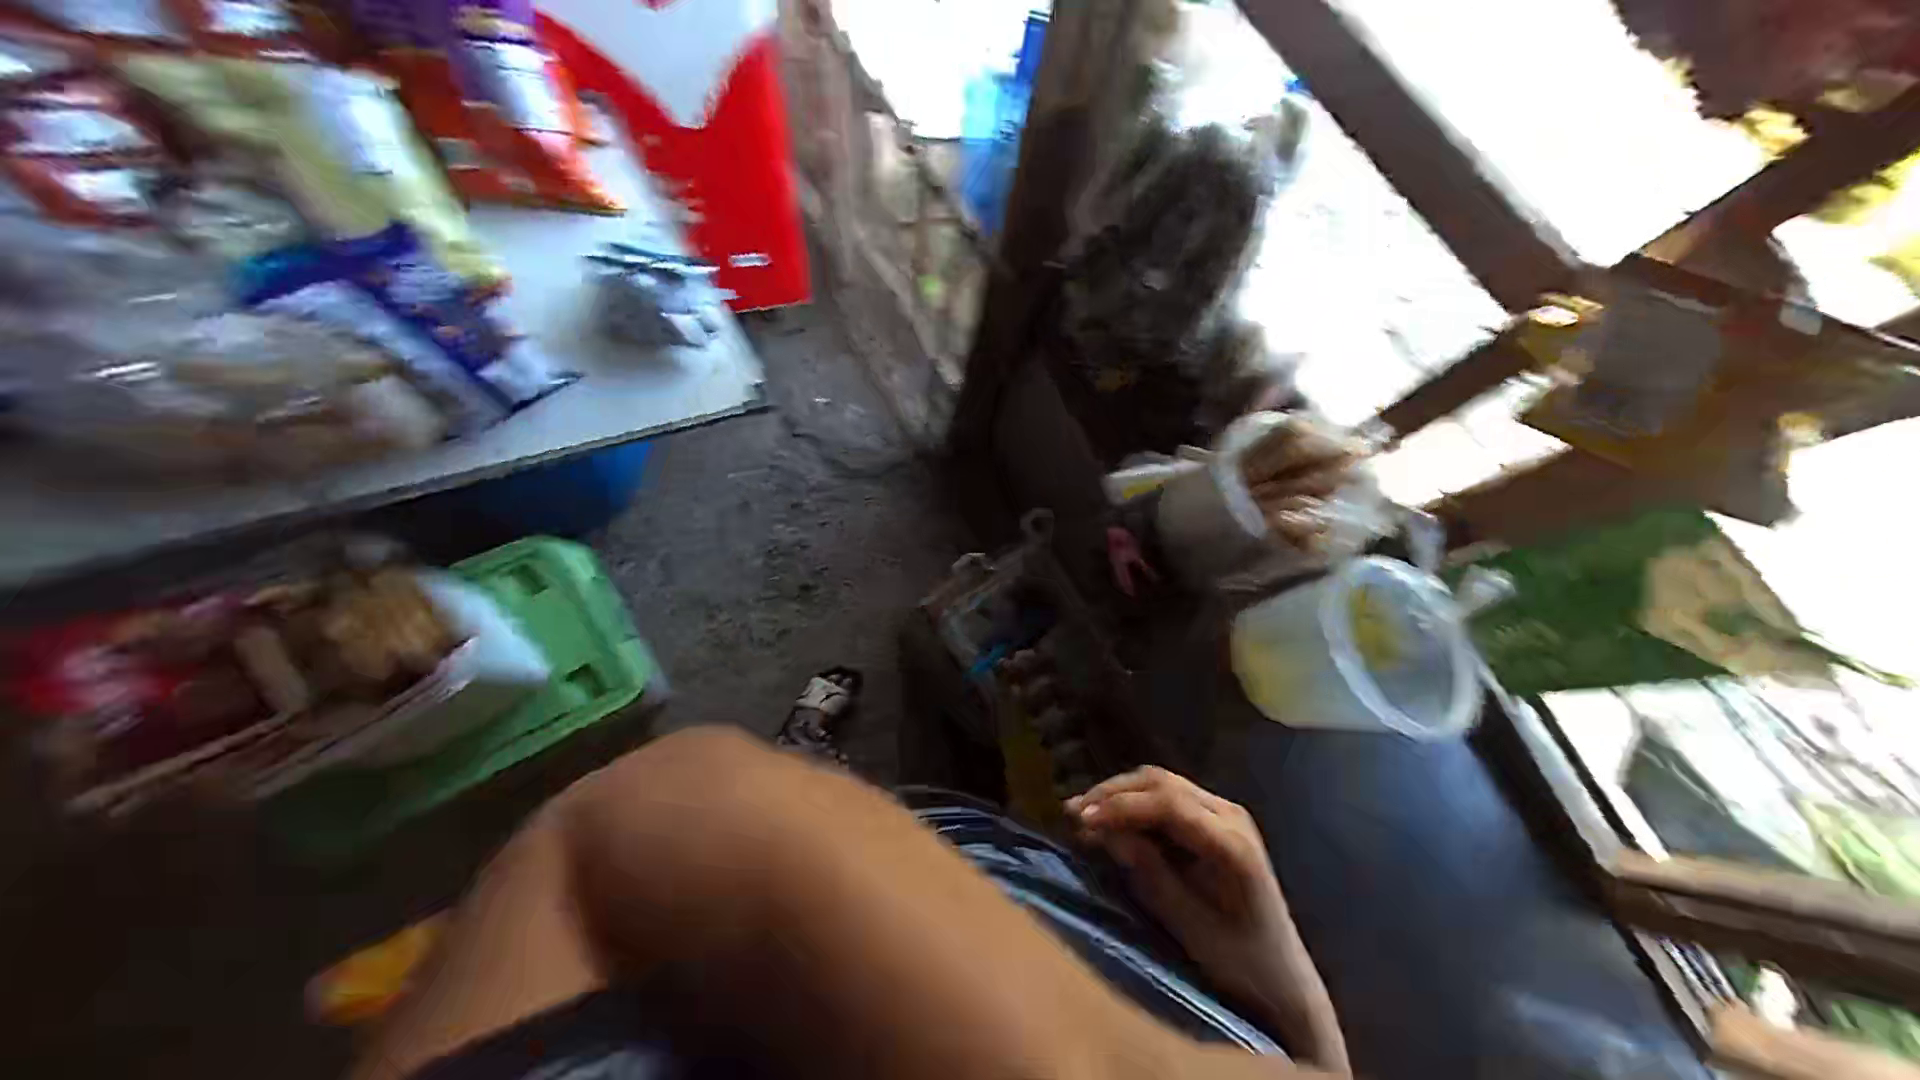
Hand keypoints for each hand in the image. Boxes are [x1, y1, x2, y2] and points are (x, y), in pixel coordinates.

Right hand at [1068, 767, 1349, 1073]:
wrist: (1281, 978)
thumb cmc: (1236, 960)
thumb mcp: (1186, 922)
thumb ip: (1147, 871)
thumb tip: (1104, 830)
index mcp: (1230, 842)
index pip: (1167, 803)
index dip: (1119, 805)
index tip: (1081, 820)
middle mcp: (1230, 814)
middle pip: (1162, 783)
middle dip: (1113, 793)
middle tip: (1073, 812)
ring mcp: (1225, 812)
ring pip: (1162, 783)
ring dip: (1120, 793)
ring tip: (1083, 812)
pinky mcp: (1215, 818)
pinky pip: (1168, 796)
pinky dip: (1135, 801)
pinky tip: (1110, 816)